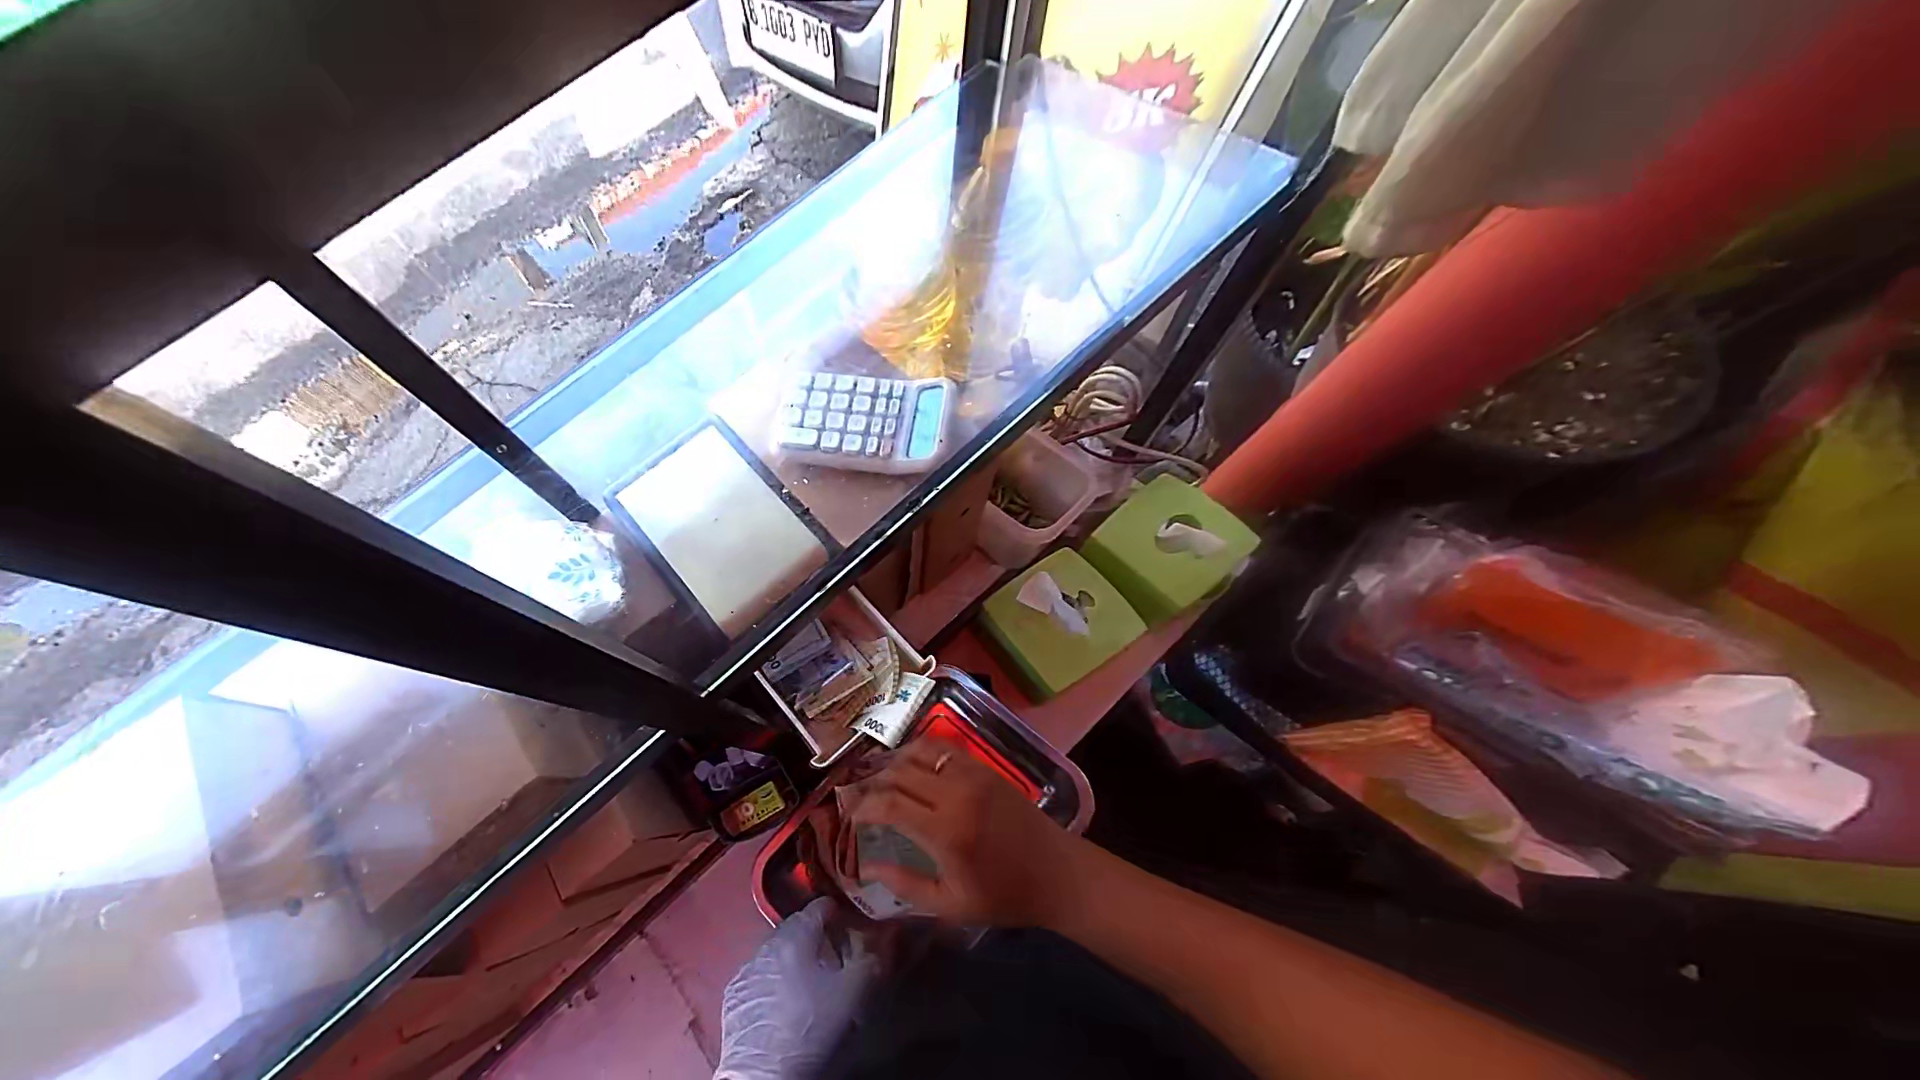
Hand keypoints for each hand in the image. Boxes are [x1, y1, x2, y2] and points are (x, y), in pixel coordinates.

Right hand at [848, 736, 1086, 926]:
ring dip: (894, 760)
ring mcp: (973, 775)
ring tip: (876, 774)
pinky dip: (921, 752)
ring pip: (921, 752)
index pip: (889, 804)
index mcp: (946, 831)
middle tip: (855, 793)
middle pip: (900, 773)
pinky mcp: (986, 768)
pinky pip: (945, 749)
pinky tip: (910, 764)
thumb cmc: (1003, 896)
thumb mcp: (950, 904)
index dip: (862, 806)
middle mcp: (956, 794)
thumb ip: (905, 884)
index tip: (848, 813)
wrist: (1056, 872)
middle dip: (872, 781)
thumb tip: (867, 866)